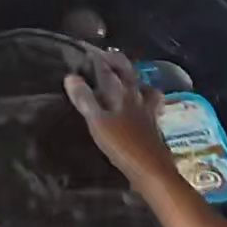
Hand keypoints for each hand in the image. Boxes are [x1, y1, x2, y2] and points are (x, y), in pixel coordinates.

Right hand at [64, 48, 175, 190]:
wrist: (154, 172)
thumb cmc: (123, 144)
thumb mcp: (97, 121)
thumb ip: (85, 99)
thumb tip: (71, 76)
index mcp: (123, 93)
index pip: (111, 70)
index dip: (101, 60)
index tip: (90, 53)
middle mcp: (138, 98)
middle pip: (131, 75)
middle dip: (120, 65)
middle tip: (110, 60)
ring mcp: (150, 113)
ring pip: (147, 91)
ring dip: (139, 85)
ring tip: (131, 86)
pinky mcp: (156, 129)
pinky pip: (151, 109)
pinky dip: (146, 105)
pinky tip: (140, 114)